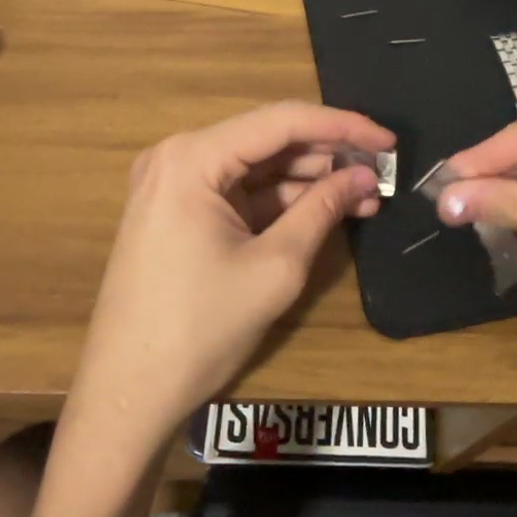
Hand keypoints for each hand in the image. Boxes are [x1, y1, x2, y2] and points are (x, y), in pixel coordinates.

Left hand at [71, 102, 393, 441]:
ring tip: (365, 198)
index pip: (282, 121)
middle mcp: (178, 156)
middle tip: (382, 174)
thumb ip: (323, 209)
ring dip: (311, 180)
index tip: (389, 141)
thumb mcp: (275, 266)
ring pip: (259, 166)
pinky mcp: (179, 211)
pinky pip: (241, 192)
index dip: (343, 127)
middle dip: (329, 156)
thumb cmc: (200, 329)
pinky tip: (327, 211)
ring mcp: (174, 184)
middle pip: (270, 140)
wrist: (128, 395)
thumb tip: (366, 177)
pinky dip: (283, 201)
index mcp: (192, 158)